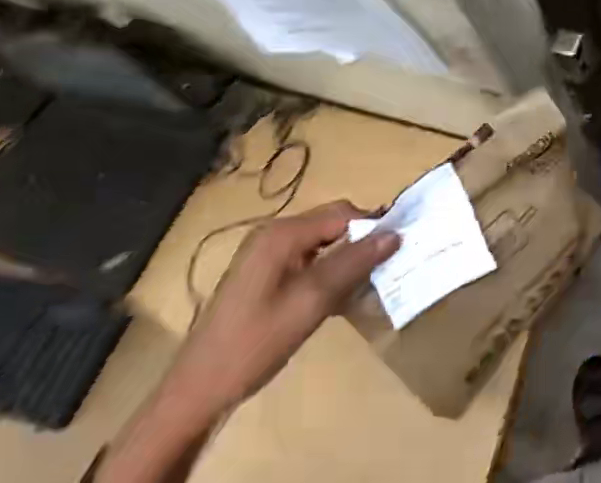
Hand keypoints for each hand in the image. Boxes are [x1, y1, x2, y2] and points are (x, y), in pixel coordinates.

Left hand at [178, 201, 397, 406]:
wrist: (200, 387)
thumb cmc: (256, 341)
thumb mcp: (311, 302)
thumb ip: (351, 265)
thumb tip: (393, 234)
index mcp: (282, 233)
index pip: (341, 213)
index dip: (372, 226)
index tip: (399, 249)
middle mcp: (273, 234)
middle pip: (330, 224)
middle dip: (360, 242)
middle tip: (386, 270)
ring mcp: (265, 255)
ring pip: (320, 244)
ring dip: (345, 260)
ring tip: (368, 286)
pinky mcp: (263, 276)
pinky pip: (305, 261)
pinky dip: (326, 273)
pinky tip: (340, 298)